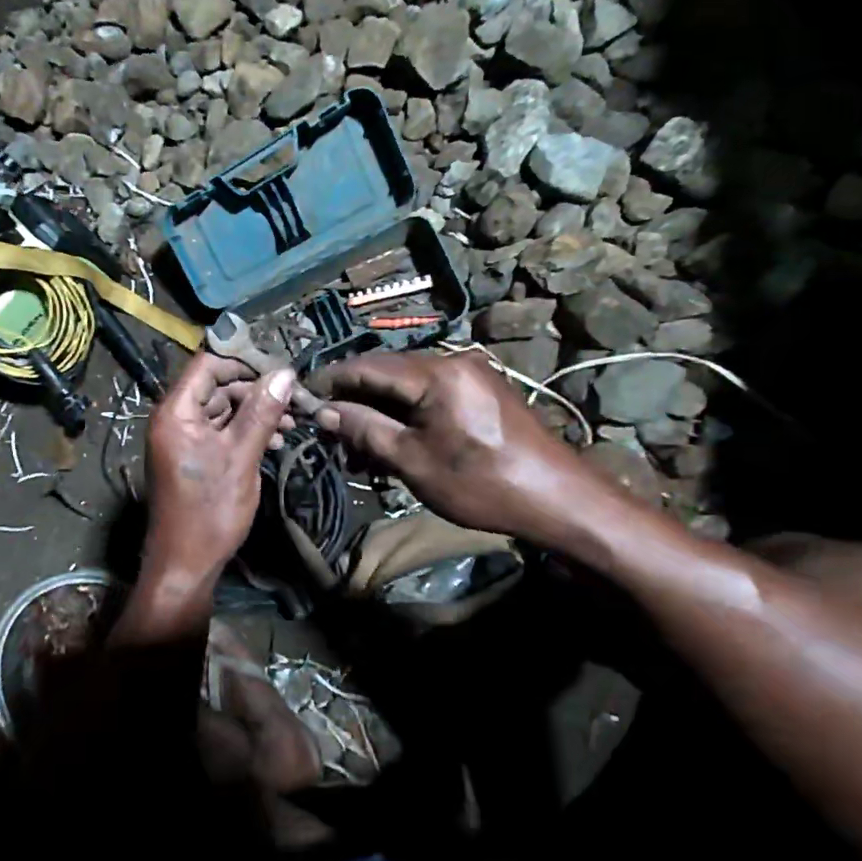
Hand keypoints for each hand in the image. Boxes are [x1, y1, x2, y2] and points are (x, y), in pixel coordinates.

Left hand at [142, 353, 293, 580]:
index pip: (207, 365)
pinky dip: (245, 433)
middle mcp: (174, 420)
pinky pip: (221, 433)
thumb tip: (285, 373)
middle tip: (294, 400)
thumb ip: (262, 413)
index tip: (279, 370)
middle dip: (256, 392)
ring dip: (256, 413)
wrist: (185, 564)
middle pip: (217, 387)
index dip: (243, 362)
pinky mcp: (193, 458)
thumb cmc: (210, 511)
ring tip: (291, 423)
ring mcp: (183, 440)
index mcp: (176, 412)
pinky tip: (274, 441)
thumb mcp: (241, 457)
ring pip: (223, 411)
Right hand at [311, 351, 620, 541]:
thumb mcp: (412, 460)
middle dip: (357, 403)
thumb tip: (325, 411)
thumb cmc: (479, 483)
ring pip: (409, 388)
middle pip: (388, 374)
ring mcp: (473, 375)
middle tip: (334, 436)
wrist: (556, 498)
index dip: (332, 381)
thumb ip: (365, 430)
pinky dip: (409, 416)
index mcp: (436, 373)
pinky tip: (397, 444)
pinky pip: (433, 396)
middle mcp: (454, 361)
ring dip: (382, 414)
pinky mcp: (483, 392)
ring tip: (363, 453)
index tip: (305, 401)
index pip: (368, 365)